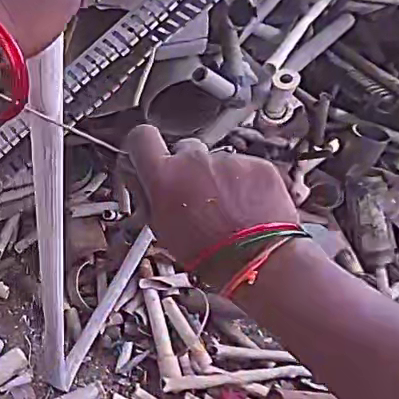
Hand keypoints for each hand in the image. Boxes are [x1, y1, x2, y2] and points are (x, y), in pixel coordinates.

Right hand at [124, 126, 300, 267]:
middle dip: (187, 169)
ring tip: (225, 211)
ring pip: (216, 162)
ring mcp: (227, 160)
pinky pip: (244, 167)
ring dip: (217, 179)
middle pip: (183, 150)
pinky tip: (245, 208)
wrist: (257, 260)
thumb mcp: (161, 228)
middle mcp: (194, 160)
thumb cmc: (209, 254)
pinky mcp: (255, 164)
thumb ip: (149, 195)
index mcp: (164, 176)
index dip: (143, 146)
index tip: (148, 153)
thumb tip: (141, 180)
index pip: (141, 137)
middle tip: (195, 197)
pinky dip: (244, 183)